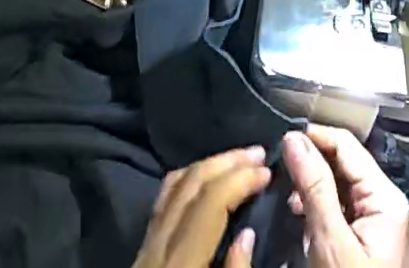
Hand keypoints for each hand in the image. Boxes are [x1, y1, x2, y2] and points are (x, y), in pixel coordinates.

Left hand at [134, 146, 273, 267]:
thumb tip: (247, 234)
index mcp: (179, 263)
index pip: (209, 203)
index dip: (240, 179)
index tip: (267, 172)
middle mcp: (156, 246)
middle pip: (190, 184)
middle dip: (227, 162)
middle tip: (259, 152)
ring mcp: (143, 246)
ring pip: (173, 186)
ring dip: (209, 165)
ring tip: (238, 159)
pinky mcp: (140, 251)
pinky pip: (163, 200)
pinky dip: (188, 179)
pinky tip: (207, 179)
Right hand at [283, 127, 408, 267]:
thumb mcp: (332, 242)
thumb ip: (315, 189)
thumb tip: (294, 139)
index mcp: (386, 196)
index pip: (346, 145)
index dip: (314, 137)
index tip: (282, 141)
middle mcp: (384, 203)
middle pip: (341, 164)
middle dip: (310, 164)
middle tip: (278, 170)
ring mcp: (374, 224)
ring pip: (336, 188)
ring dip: (310, 189)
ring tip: (286, 197)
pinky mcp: (362, 243)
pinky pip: (337, 211)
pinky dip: (316, 211)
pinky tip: (301, 220)